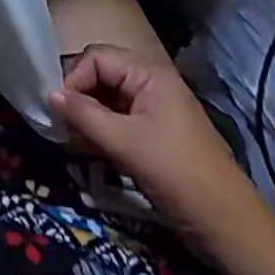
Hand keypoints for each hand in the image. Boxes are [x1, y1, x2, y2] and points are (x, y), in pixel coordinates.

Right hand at [49, 44, 248, 235]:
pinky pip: (119, 119)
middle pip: (103, 74)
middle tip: (61, 127)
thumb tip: (51, 95)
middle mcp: (150, 81)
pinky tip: (89, 149)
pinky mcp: (153, 132)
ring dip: (88, 116)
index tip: (58, 111)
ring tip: (71, 140)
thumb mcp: (125, 143)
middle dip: (80, 96)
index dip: (75, 79)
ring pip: (109, 98)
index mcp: (148, 71)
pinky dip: (101, 130)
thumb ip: (85, 116)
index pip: (98, 57)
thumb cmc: (174, 170)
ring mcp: (153, 106)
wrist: (223, 217)